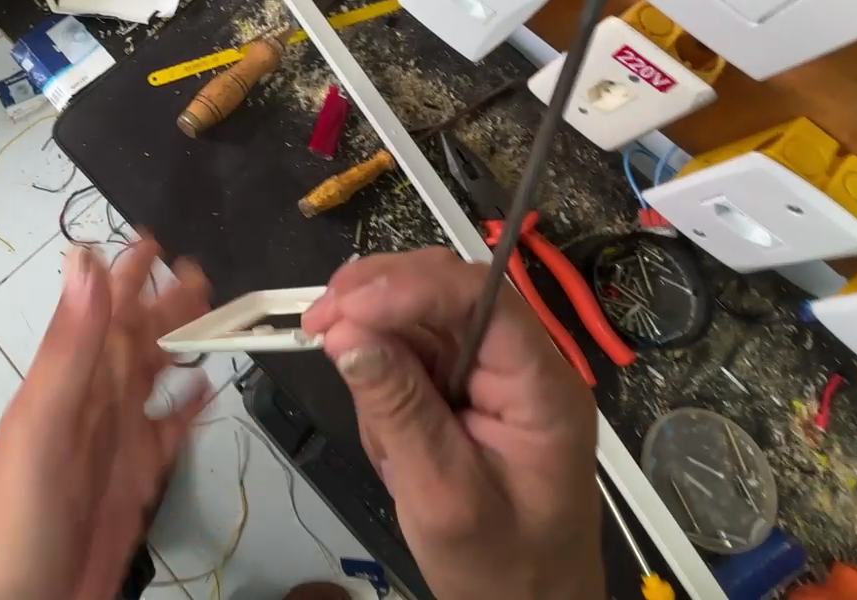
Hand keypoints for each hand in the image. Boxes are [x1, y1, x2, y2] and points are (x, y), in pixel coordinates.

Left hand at [0, 237, 211, 599]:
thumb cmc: (20, 518)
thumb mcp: (43, 424)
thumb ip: (69, 346)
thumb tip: (86, 261)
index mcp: (75, 381)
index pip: (105, 310)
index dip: (127, 273)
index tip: (153, 238)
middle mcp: (97, 403)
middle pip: (136, 340)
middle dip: (166, 303)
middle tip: (200, 271)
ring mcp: (116, 443)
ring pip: (152, 378)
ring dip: (180, 345)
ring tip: (212, 317)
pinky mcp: (135, 485)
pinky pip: (165, 433)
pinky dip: (186, 408)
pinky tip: (206, 390)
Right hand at [301, 247, 601, 599]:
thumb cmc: (500, 569)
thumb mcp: (442, 497)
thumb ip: (397, 411)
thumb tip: (345, 334)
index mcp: (539, 385)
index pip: (481, 297)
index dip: (410, 286)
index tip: (344, 307)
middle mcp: (515, 360)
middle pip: (444, 288)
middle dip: (377, 295)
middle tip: (318, 321)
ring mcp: (486, 367)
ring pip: (416, 310)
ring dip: (371, 334)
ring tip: (358, 398)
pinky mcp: (459, 379)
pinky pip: (406, 344)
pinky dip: (377, 365)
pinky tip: (378, 420)